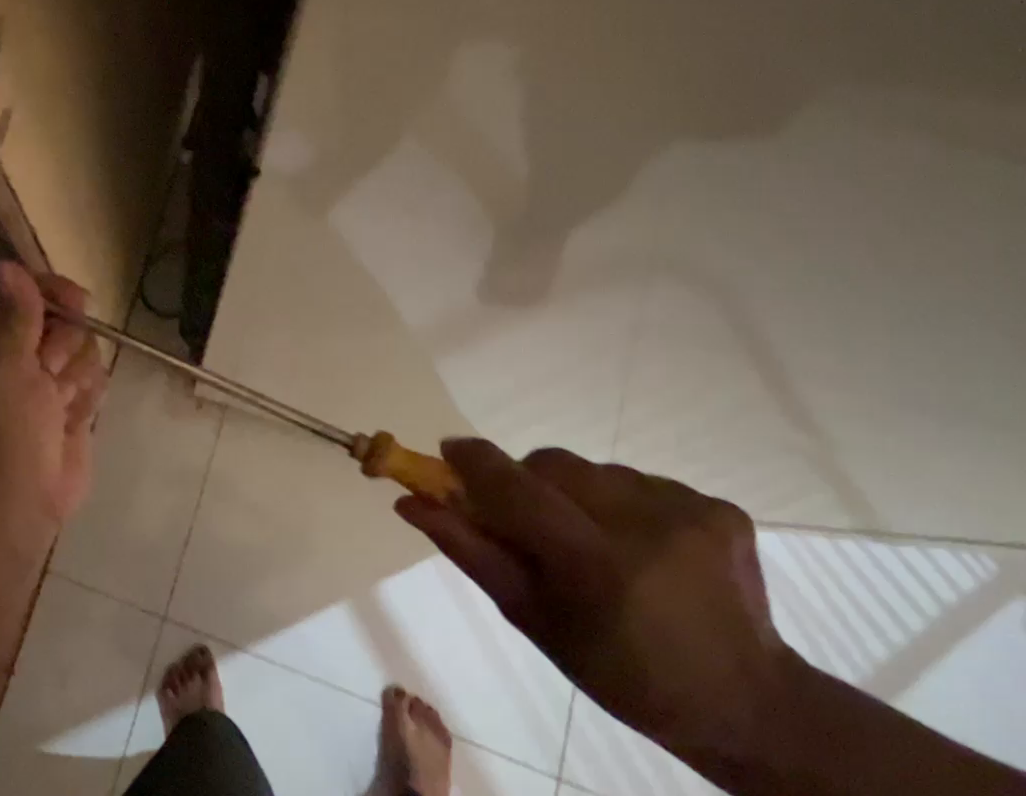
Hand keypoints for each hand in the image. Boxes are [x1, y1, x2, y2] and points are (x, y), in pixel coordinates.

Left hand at [0, 262, 107, 531]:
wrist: (26, 497)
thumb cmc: (8, 429)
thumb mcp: (6, 366)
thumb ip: (15, 315)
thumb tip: (6, 265)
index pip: (27, 292)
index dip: (53, 293)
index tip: (75, 301)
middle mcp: (20, 353)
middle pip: (64, 319)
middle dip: (66, 345)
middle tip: (49, 373)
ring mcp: (49, 379)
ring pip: (85, 349)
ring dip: (77, 375)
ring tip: (59, 404)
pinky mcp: (73, 403)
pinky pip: (95, 379)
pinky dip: (88, 397)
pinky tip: (73, 417)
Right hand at [396, 439, 800, 764]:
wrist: (744, 702)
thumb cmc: (618, 673)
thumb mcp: (532, 620)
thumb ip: (471, 552)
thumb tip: (410, 501)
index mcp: (593, 563)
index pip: (515, 485)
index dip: (474, 462)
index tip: (448, 454)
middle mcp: (643, 523)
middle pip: (552, 463)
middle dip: (526, 482)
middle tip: (527, 523)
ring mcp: (689, 510)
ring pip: (594, 470)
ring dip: (575, 494)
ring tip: (591, 542)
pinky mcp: (719, 506)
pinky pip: (640, 481)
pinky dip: (622, 504)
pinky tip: (638, 547)